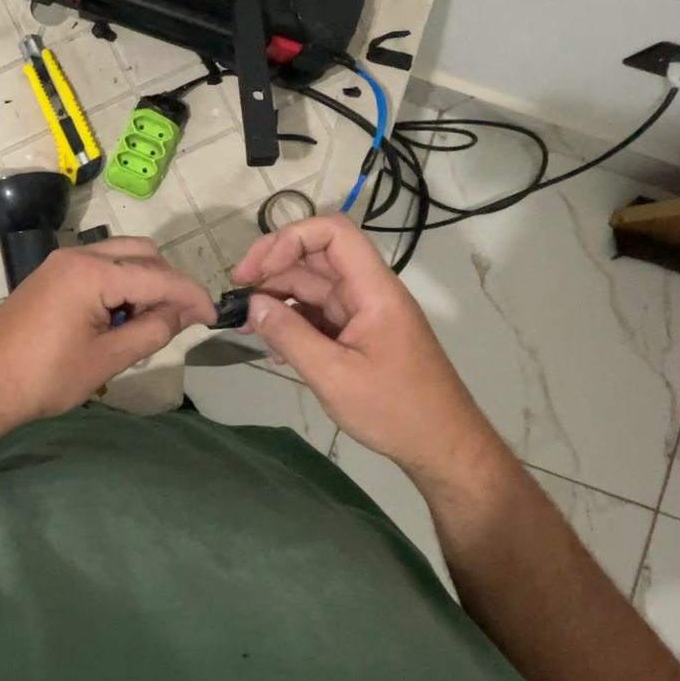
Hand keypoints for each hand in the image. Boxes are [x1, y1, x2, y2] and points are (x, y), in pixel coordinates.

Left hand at [0, 239, 217, 426]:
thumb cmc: (45, 378)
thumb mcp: (107, 359)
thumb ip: (152, 331)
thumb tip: (182, 314)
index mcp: (91, 273)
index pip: (158, 277)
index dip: (191, 296)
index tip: (214, 316)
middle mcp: (76, 255)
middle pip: (141, 254)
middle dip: (167, 283)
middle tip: (180, 321)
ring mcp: (59, 262)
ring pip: (119, 256)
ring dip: (143, 282)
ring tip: (147, 323)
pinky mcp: (49, 275)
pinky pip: (97, 266)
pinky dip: (118, 283)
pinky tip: (118, 317)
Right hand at [231, 215, 503, 486]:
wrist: (443, 447)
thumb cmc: (395, 410)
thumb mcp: (334, 375)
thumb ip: (289, 335)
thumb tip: (252, 304)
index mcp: (373, 290)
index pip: (332, 233)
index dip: (289, 240)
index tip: (255, 272)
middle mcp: (368, 292)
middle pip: (315, 257)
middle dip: (272, 269)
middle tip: (236, 297)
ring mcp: (362, 314)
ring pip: (311, 287)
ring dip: (276, 297)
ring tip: (245, 324)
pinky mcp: (357, 335)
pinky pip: (317, 314)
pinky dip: (290, 321)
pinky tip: (270, 344)